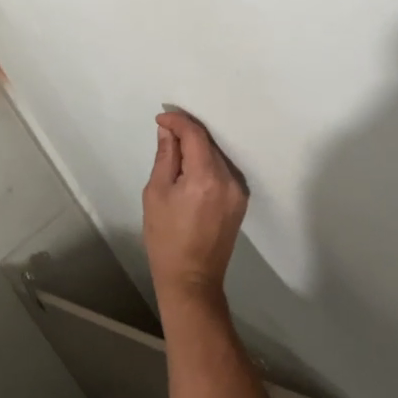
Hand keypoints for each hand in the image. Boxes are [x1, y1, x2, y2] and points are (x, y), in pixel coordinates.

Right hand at [143, 109, 248, 301]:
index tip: (160, 119)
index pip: (195, 135)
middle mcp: (229, 180)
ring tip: (175, 152)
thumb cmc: (166, 238)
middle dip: (187, 133)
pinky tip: (191, 170)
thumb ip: (165, 157)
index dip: (177, 121)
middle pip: (208, 143)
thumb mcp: (156, 193)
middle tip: (164, 134)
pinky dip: (207, 164)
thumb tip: (167, 131)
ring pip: (217, 155)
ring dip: (198, 148)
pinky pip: (223, 171)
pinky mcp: (241, 201)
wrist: (192, 278)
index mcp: (206, 177)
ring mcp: (239, 191)